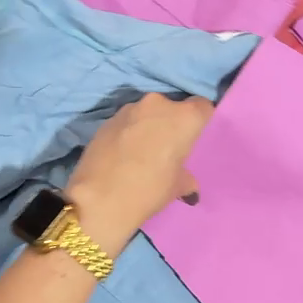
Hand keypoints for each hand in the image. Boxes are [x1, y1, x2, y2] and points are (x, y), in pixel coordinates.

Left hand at [67, 93, 212, 247]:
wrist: (99, 198)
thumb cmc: (149, 189)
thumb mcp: (177, 187)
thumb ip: (187, 177)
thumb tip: (189, 183)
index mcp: (184, 117)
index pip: (203, 107)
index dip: (201, 122)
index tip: (196, 139)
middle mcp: (158, 103)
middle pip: (173, 108)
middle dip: (172, 124)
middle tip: (170, 149)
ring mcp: (129, 108)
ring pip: (148, 113)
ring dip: (149, 126)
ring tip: (144, 153)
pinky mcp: (107, 119)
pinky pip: (127, 121)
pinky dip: (129, 132)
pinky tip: (124, 154)